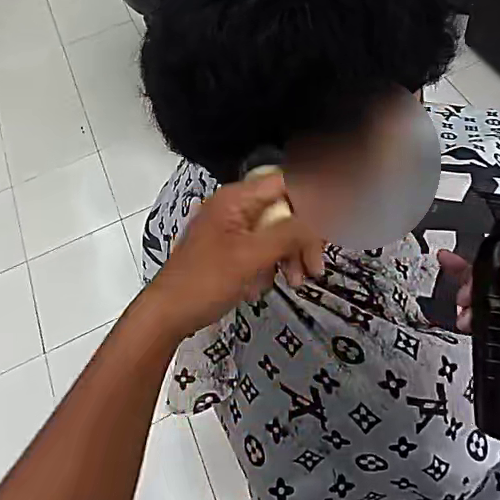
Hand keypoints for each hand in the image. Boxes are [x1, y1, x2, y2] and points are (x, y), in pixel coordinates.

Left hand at [139, 173, 324, 338]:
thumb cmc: (205, 282)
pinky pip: (265, 247)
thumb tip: (323, 214)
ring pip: (279, 231)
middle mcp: (236, 206)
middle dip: (304, 238)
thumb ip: (290, 232)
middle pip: (287, 210)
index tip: (332, 224)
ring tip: (296, 282)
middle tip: (315, 266)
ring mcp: (234, 228)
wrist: (167, 315)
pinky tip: (270, 284)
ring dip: (292, 255)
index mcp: (237, 198)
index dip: (314, 199)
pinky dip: (274, 263)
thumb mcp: (252, 256)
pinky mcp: (233, 248)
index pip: (287, 183)